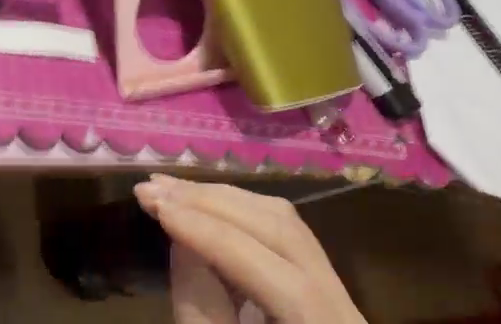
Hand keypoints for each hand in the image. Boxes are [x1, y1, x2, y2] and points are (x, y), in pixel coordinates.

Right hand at [134, 174, 365, 323]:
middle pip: (284, 235)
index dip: (213, 237)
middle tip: (150, 188)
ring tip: (165, 190)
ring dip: (218, 199)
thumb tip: (182, 233)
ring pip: (284, 224)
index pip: (280, 278)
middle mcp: (350, 317)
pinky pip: (282, 234)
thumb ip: (199, 301)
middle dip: (211, 205)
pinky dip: (235, 212)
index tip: (155, 207)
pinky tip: (197, 206)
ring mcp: (344, 300)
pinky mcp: (325, 290)